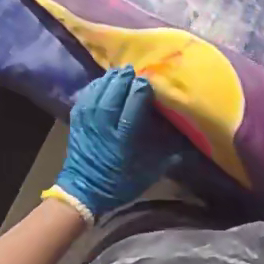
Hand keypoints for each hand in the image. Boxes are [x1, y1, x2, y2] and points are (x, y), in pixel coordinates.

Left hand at [47, 66, 181, 223]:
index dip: (142, 88)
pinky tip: (103, 81)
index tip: (150, 82)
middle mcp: (104, 125)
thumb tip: (188, 136)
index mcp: (124, 137)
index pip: (133, 103)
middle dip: (125, 78)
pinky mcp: (76, 120)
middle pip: (114, 91)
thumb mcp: (150, 171)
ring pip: (99, 89)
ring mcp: (88, 121)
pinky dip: (96, 85)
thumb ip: (169, 151)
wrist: (84, 192)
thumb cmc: (121, 182)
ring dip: (110, 78)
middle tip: (136, 71)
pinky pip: (87, 95)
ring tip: (121, 72)